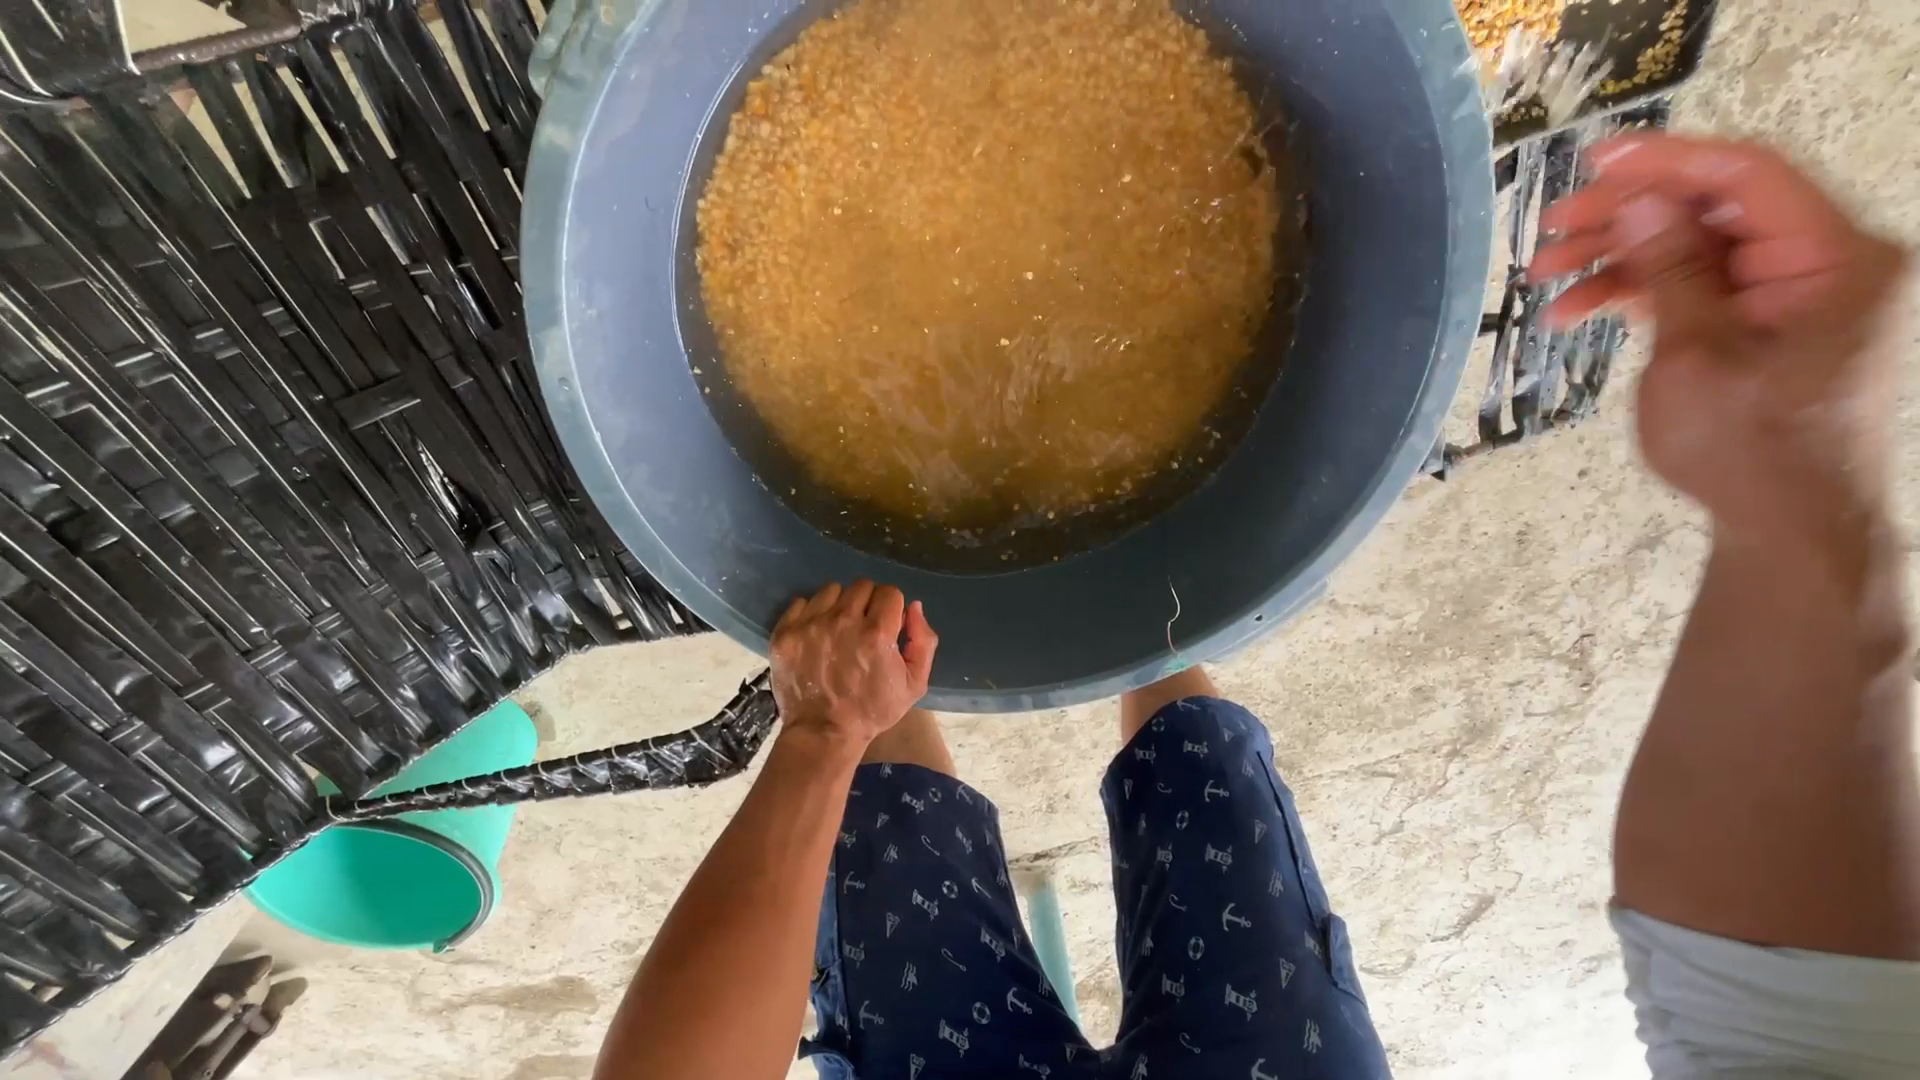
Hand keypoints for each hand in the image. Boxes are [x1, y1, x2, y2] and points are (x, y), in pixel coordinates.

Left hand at [769, 581, 938, 745]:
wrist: (823, 732)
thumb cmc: (873, 710)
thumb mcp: (914, 683)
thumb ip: (923, 641)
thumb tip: (914, 607)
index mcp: (877, 633)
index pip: (890, 592)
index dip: (892, 607)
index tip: (887, 623)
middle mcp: (843, 622)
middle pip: (862, 586)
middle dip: (868, 602)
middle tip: (864, 625)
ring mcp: (810, 625)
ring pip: (832, 590)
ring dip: (840, 604)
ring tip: (839, 627)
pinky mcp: (786, 633)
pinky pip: (802, 602)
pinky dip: (812, 612)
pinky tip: (817, 632)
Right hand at [1529, 134, 1907, 550]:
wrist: (1784, 521)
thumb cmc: (1747, 443)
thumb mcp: (1698, 352)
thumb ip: (1673, 269)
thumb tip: (1639, 202)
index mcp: (1835, 257)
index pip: (1747, 178)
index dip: (1667, 160)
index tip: (1592, 161)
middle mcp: (1819, 262)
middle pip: (1713, 210)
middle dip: (1625, 216)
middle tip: (1548, 232)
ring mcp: (1787, 294)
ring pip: (1691, 249)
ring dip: (1615, 258)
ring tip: (1544, 279)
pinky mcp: (1756, 324)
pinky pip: (1692, 288)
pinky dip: (1633, 294)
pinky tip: (1576, 313)